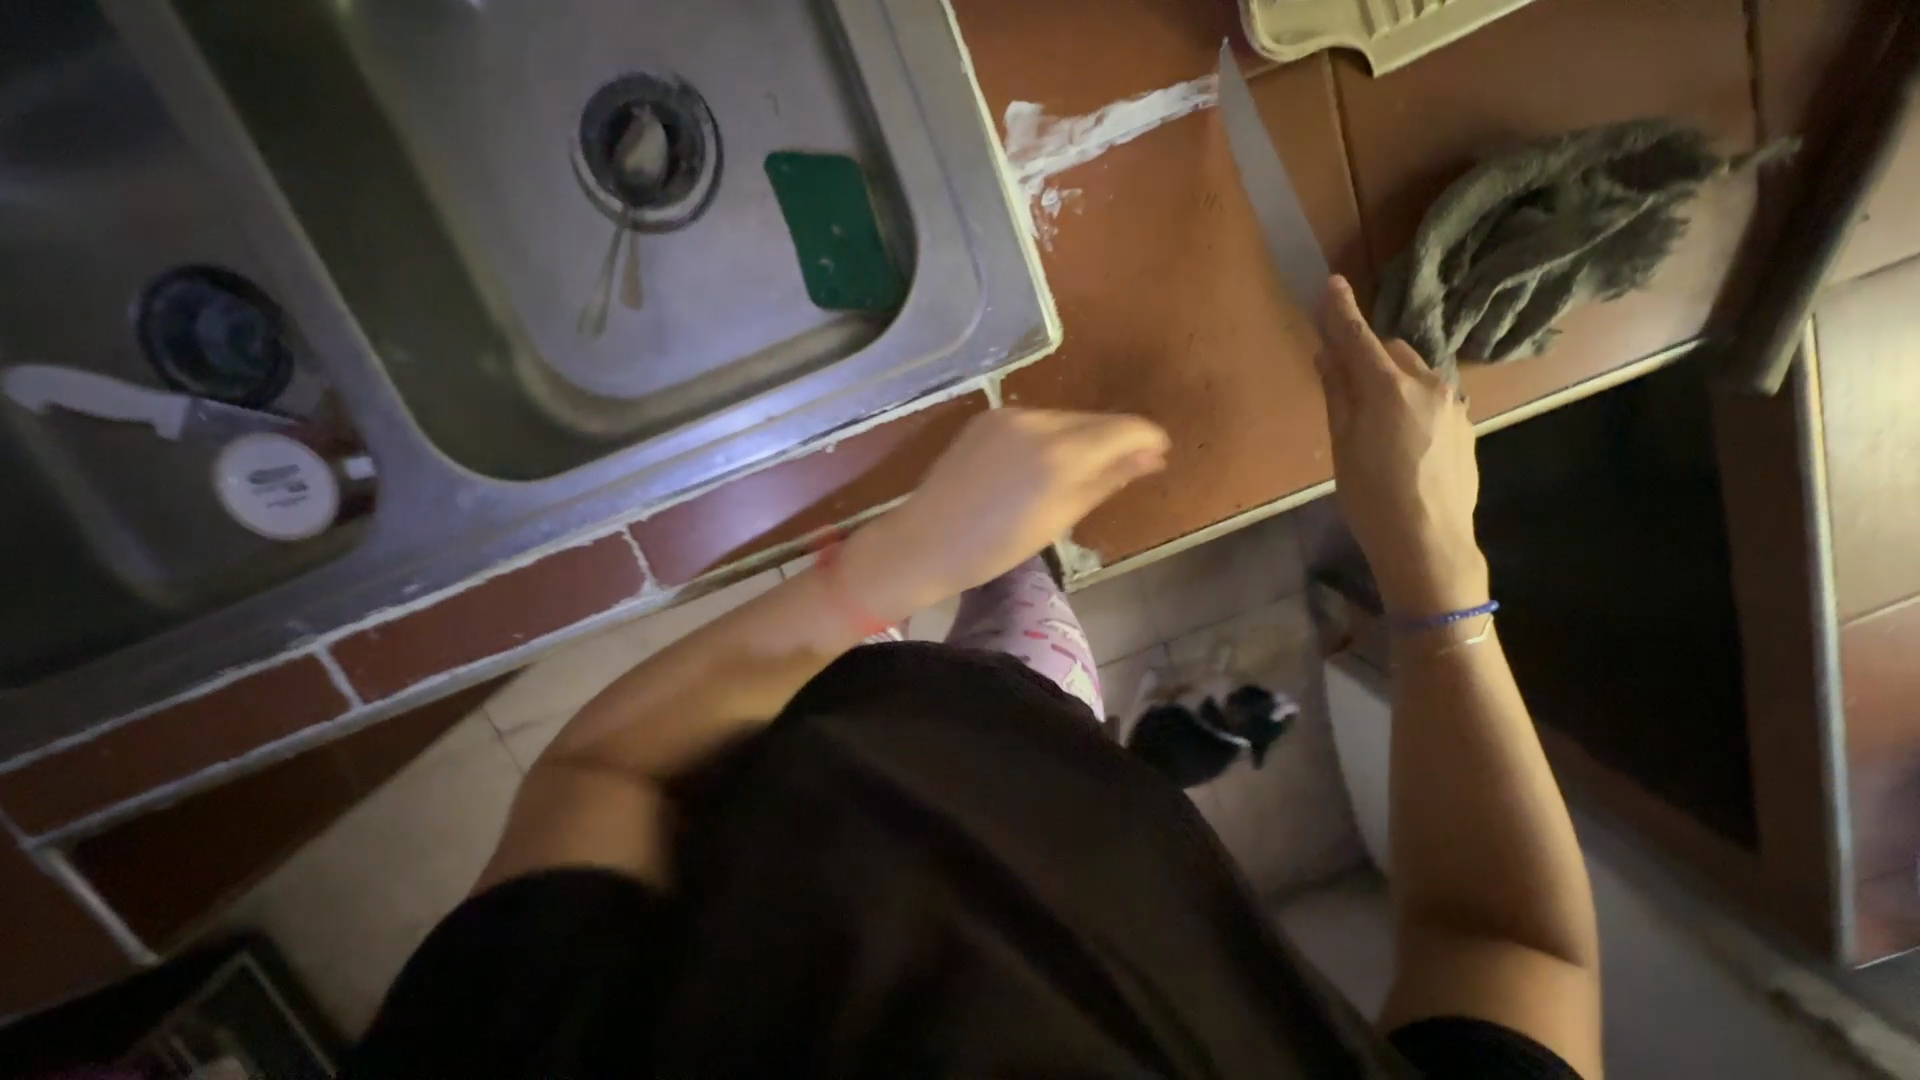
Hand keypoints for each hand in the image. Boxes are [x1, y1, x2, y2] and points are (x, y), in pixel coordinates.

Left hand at [843, 409, 1169, 617]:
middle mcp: (1037, 422)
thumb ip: (1107, 480)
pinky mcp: (988, 416)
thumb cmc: (995, 547)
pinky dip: (1051, 436)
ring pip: (1066, 419)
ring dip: (1083, 438)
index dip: (1147, 439)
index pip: (1123, 430)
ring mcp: (1009, 416)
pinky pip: (1036, 420)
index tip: (1159, 454)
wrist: (925, 541)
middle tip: (1125, 469)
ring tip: (1080, 472)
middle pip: (1095, 420)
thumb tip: (1152, 457)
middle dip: (1115, 440)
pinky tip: (1043, 463)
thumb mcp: (1059, 519)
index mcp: (1060, 455)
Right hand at [1313, 276, 1488, 615]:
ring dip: (1393, 380)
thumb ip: (1338, 394)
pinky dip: (1412, 402)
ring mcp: (1454, 404)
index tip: (1331, 283)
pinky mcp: (1467, 425)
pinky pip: (1432, 398)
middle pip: (1393, 351)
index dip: (1341, 311)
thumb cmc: (1372, 497)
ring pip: (1416, 374)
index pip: (1359, 337)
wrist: (1429, 542)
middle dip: (1369, 356)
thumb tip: (1328, 355)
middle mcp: (1429, 384)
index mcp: (1390, 388)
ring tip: (1375, 422)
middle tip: (1344, 385)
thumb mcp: (1342, 446)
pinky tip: (1402, 441)